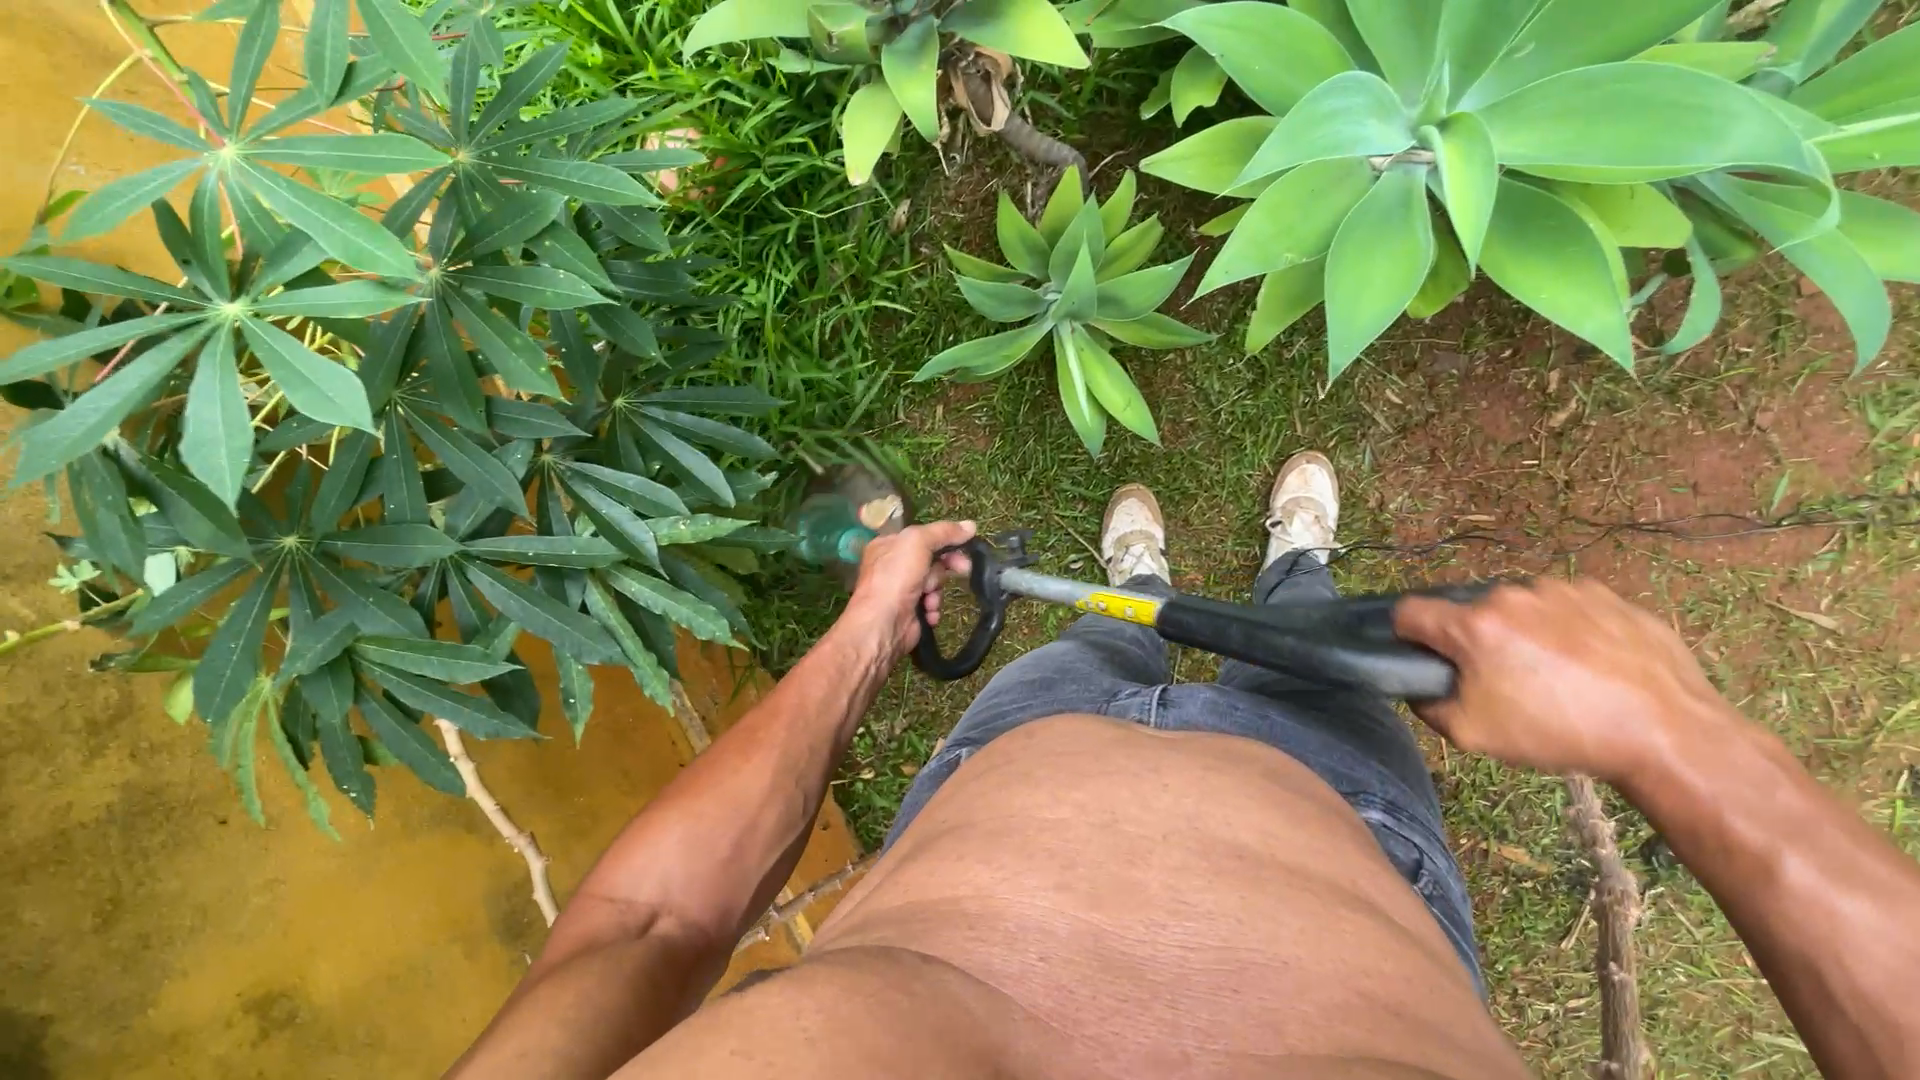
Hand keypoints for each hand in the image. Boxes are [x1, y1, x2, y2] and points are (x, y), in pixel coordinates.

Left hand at [843, 520, 976, 659]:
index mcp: (889, 545)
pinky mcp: (910, 612)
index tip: (967, 544)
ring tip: (928, 598)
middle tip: (964, 568)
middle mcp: (893, 566)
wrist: (883, 623)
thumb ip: (943, 531)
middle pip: (931, 560)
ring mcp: (901, 590)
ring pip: (934, 583)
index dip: (945, 539)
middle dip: (945, 567)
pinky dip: (933, 608)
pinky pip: (931, 604)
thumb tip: (971, 526)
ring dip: (936, 590)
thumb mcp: (918, 542)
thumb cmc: (896, 576)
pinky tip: (927, 612)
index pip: (922, 536)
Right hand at [1394, 578, 1737, 784]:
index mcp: (1473, 626)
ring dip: (1521, 632)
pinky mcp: (1606, 595)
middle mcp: (1511, 596)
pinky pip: (1565, 607)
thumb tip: (1422, 689)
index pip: (1409, 612)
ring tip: (1554, 674)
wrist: (1667, 732)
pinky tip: (1589, 665)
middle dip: (1475, 640)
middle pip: (1469, 612)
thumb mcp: (1473, 735)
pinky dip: (1565, 629)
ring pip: (1519, 608)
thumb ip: (1429, 706)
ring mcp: (1562, 590)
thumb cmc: (1559, 733)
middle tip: (1501, 680)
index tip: (1425, 659)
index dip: (1406, 635)